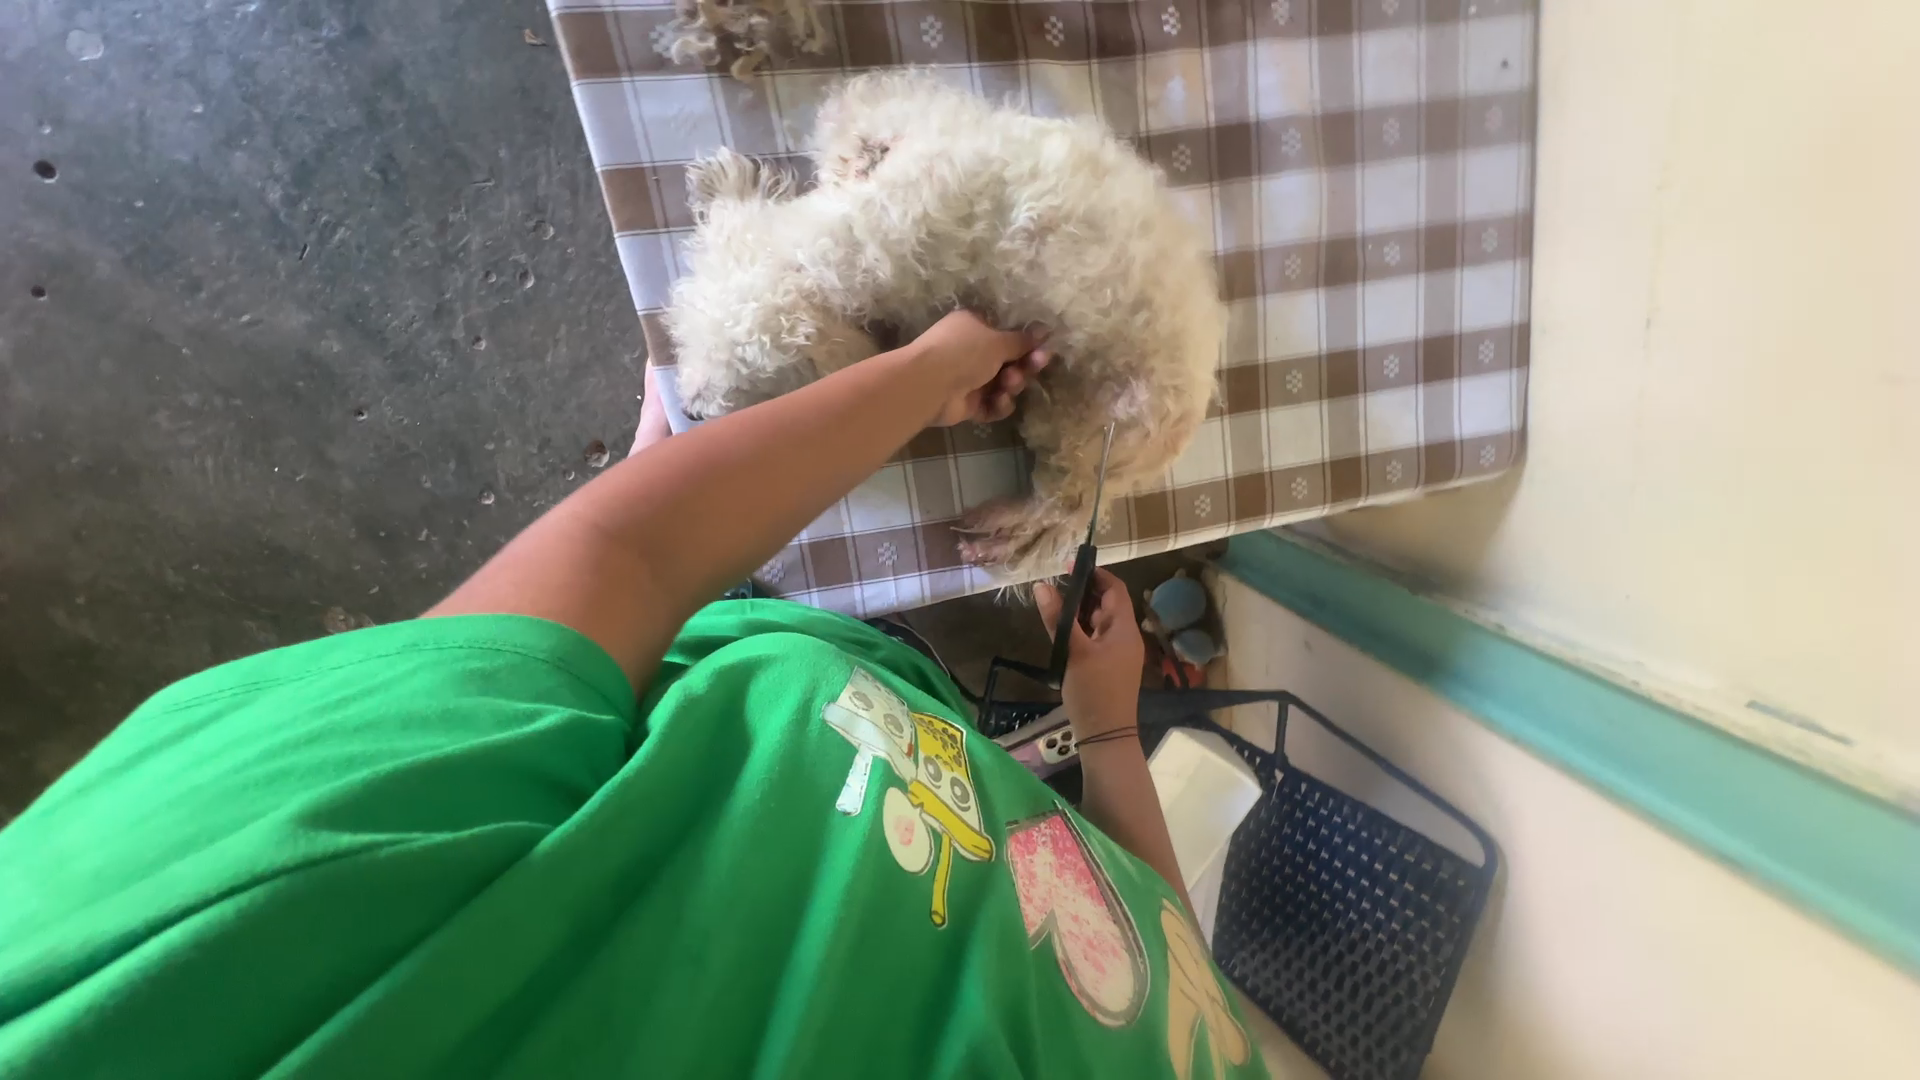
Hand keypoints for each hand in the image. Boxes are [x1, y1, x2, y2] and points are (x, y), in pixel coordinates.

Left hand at [907, 311, 1050, 426]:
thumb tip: (1045, 330)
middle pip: (1008, 361)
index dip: (1026, 344)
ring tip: (1008, 384)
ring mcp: (969, 380)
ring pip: (1002, 385)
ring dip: (1012, 385)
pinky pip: (991, 406)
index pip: (1005, 335)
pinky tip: (999, 401)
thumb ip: (1023, 340)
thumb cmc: (964, 352)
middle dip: (1024, 365)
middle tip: (1037, 364)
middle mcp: (971, 352)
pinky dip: (998, 405)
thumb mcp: (998, 341)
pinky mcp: (968, 405)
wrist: (930, 385)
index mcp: (974, 328)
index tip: (1044, 349)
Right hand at [1033, 568, 1144, 738]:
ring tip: (1054, 606)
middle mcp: (1126, 637)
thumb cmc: (1093, 691)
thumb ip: (1057, 618)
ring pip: (1100, 622)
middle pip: (1108, 604)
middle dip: (1084, 592)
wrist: (1106, 736)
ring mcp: (1119, 653)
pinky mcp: (1110, 666)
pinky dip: (1081, 630)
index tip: (1070, 566)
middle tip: (1056, 586)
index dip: (1096, 574)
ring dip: (1080, 612)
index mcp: (1124, 629)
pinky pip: (1097, 638)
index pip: (1115, 589)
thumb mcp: (1072, 652)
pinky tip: (1062, 632)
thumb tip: (1042, 585)